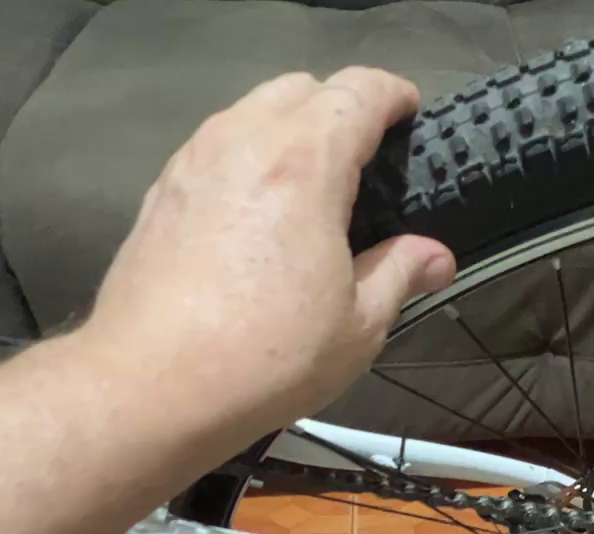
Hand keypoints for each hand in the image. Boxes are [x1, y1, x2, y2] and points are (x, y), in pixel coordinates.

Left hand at [84, 68, 455, 427]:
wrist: (157, 385)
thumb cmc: (270, 357)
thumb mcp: (358, 326)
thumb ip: (400, 274)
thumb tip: (437, 257)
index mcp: (304, 164)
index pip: (357, 92)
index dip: (393, 93)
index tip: (409, 109)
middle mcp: (243, 142)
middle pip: (300, 88)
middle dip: (341, 105)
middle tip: (365, 155)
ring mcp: (193, 161)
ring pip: (251, 110)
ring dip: (290, 126)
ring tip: (312, 181)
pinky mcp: (162, 191)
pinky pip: (216, 145)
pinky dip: (249, 154)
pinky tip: (259, 209)